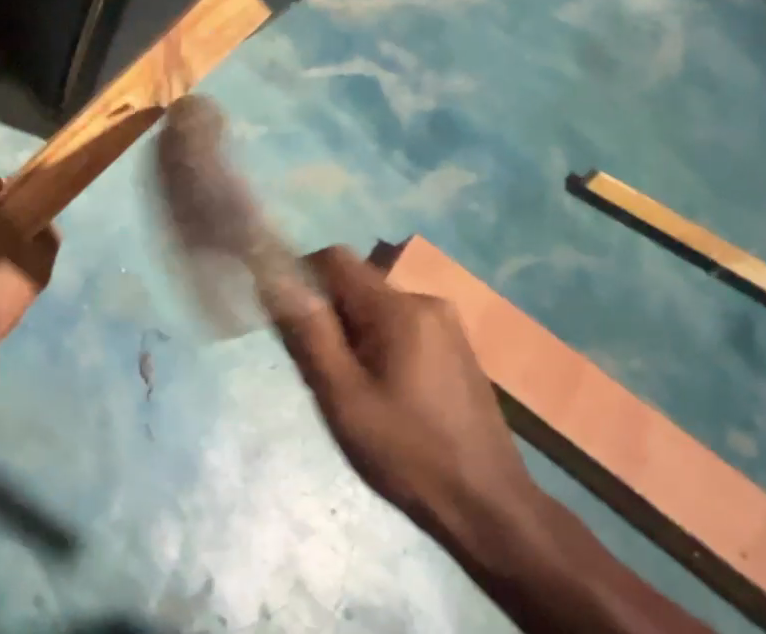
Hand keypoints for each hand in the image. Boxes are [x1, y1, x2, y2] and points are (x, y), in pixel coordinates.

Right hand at [272, 246, 544, 552]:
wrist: (489, 507)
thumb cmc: (407, 450)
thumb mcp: (343, 394)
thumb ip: (309, 331)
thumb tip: (276, 278)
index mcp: (399, 308)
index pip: (334, 258)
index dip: (299, 275)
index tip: (285, 318)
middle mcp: (426, 303)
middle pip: (354, 283)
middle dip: (325, 313)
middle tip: (317, 366)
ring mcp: (447, 326)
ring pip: (375, 307)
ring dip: (349, 332)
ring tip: (347, 385)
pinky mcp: (455, 349)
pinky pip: (399, 326)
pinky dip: (376, 344)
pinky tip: (380, 391)